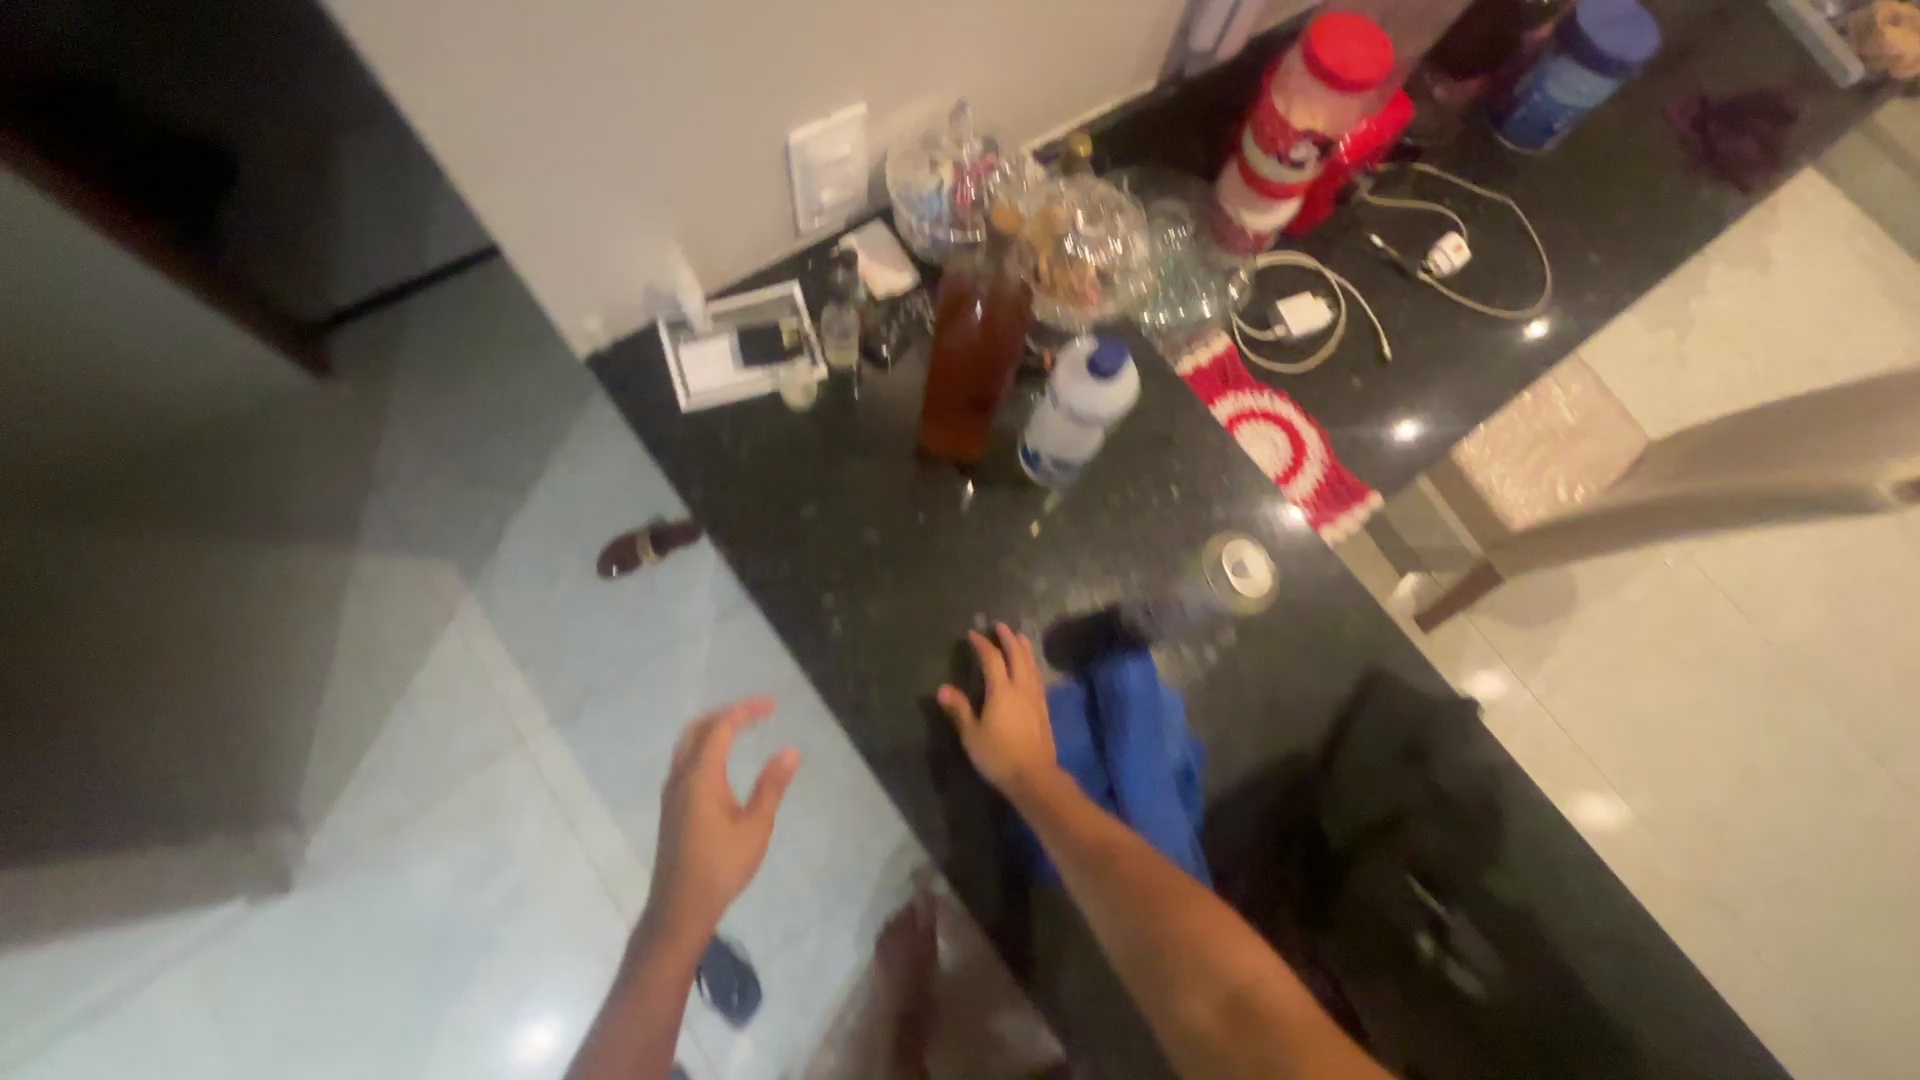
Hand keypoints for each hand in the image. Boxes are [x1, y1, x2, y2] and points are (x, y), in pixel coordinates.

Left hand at [646, 698, 800, 933]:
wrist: (680, 908)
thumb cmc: (721, 867)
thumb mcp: (756, 827)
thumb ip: (772, 786)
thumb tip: (790, 751)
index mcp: (701, 777)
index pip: (721, 728)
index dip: (746, 710)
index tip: (772, 705)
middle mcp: (680, 777)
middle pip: (698, 729)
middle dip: (727, 713)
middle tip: (756, 711)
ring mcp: (671, 792)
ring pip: (687, 744)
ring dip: (713, 729)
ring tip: (742, 727)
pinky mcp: (672, 806)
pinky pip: (685, 760)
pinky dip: (705, 746)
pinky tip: (723, 759)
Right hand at [936, 624, 1058, 796]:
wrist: (1034, 776)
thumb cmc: (998, 756)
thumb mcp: (972, 735)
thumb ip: (960, 709)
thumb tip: (943, 688)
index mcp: (1001, 691)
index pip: (992, 659)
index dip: (983, 644)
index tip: (973, 634)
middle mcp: (1021, 688)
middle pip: (1017, 655)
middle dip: (1008, 638)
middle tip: (1000, 626)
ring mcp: (1036, 698)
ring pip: (1031, 665)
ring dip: (1024, 648)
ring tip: (1019, 637)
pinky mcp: (1044, 709)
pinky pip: (1038, 677)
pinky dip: (1033, 664)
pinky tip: (1032, 668)